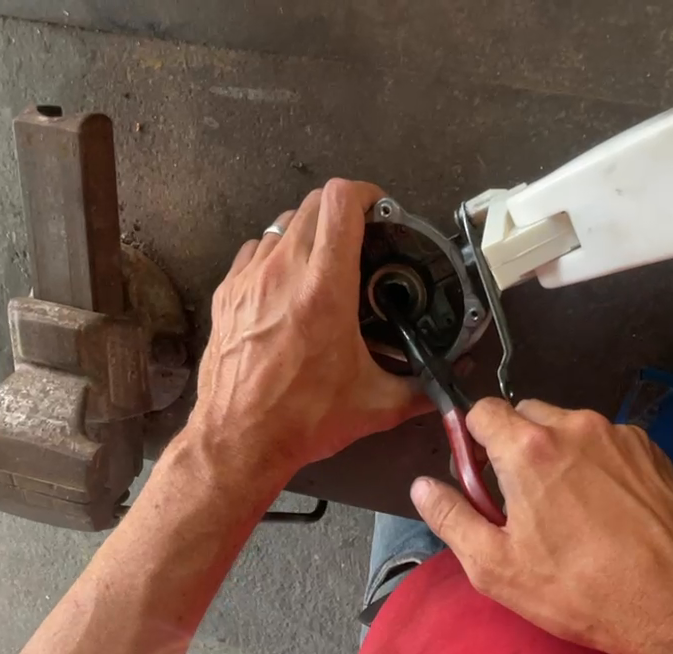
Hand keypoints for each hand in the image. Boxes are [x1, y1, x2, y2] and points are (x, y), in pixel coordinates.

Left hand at [185, 179, 424, 482]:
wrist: (238, 440)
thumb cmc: (301, 420)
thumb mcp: (374, 406)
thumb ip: (420, 391)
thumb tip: (445, 387)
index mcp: (324, 290)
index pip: (341, 203)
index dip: (366, 195)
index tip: (379, 210)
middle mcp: (282, 273)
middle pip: (312, 204)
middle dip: (341, 214)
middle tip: (360, 240)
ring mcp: (248, 280)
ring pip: (281, 224)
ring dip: (308, 233)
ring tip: (324, 264)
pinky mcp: (226, 294)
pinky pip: (254, 252)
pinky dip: (275, 256)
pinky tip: (287, 287)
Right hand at [410, 398, 672, 653]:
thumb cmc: (576, 590)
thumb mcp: (495, 567)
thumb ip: (451, 518)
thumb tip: (422, 487)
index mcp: (527, 448)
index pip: (483, 411)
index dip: (474, 440)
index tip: (481, 475)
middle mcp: (574, 425)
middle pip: (526, 414)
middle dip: (515, 445)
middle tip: (523, 499)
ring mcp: (618, 434)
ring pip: (568, 426)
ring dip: (557, 452)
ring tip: (570, 508)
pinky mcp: (651, 449)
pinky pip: (606, 441)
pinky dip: (595, 461)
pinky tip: (607, 508)